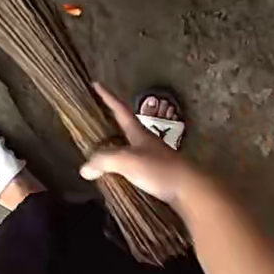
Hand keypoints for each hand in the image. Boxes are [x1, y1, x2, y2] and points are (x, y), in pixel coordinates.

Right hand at [80, 83, 206, 206]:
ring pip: (129, 147)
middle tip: (96, 117)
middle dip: (111, 121)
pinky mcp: (156, 175)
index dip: (108, 97)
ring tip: (100, 150)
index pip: (120, 110)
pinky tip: (116, 175)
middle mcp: (146, 142)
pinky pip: (133, 166)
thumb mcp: (127, 161)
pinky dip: (121, 167)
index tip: (96, 84)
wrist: (189, 190)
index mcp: (139, 133)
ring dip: (115, 146)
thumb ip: (104, 161)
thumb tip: (84, 168)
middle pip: (125, 127)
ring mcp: (152, 158)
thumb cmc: (159, 169)